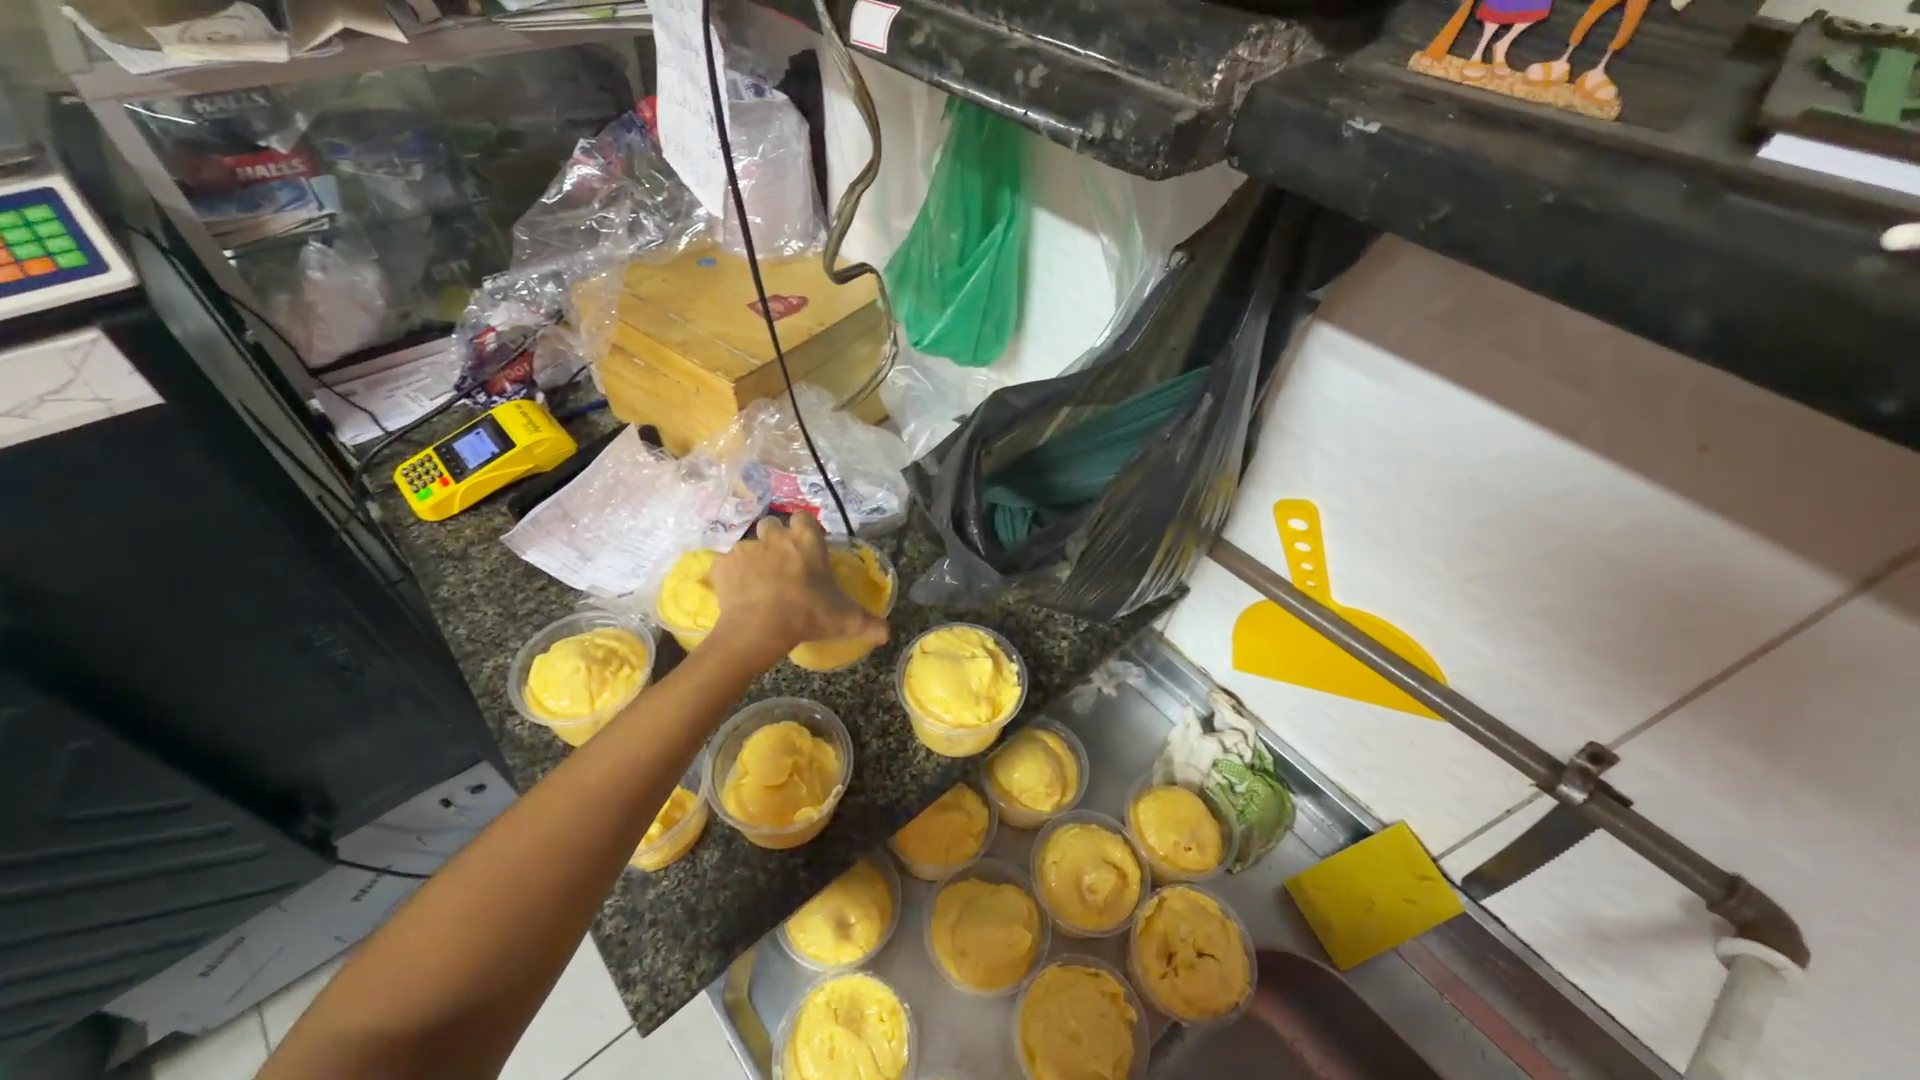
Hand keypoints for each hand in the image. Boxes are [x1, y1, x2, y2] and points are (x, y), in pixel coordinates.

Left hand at [705, 515, 889, 664]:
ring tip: (757, 583)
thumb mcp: (846, 620)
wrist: (760, 628)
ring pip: (747, 545)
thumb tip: (887, 634)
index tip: (806, 547)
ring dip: (752, 559)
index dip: (804, 530)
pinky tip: (736, 593)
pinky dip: (729, 576)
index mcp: (806, 542)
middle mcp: (775, 538)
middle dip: (774, 538)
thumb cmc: (808, 615)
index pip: (804, 518)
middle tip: (780, 563)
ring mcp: (745, 549)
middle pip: (771, 524)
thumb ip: (869, 624)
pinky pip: (725, 565)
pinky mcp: (722, 564)